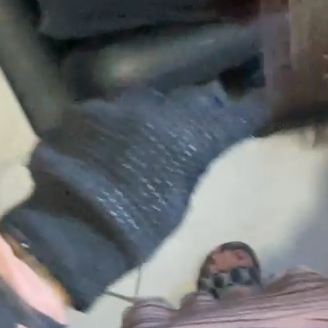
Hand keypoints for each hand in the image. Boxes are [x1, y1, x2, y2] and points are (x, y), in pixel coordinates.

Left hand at [0, 87, 265, 309]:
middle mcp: (155, 111)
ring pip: (148, 97)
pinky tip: (116, 133)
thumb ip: (189, 162)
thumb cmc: (134, 230)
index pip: (229, 117)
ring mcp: (117, 106)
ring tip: (157, 121)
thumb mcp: (177, 199)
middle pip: (188, 98)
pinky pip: (112, 108)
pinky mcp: (85, 110)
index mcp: (187, 138)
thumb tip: (196, 144)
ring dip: (156, 108)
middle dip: (201, 104)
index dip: (246, 111)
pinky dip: (120, 118)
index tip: (257, 106)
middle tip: (208, 108)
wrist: (70, 227)